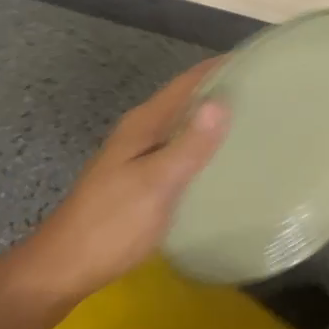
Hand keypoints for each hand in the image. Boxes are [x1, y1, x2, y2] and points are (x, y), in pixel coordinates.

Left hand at [17, 58, 231, 300]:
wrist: (65, 266)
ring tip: (249, 125)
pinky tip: (217, 165)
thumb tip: (222, 100)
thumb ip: (189, 145)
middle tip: (262, 95)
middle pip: (184, 100)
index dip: (218, 68)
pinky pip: (176, 150)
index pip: (186, 82)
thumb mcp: (156, 183)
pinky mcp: (139, 179)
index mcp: (145, 123)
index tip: (254, 62)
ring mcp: (137, 155)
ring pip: (180, 126)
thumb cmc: (112, 223)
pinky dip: (199, 147)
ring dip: (209, 120)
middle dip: (219, 92)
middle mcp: (141, 131)